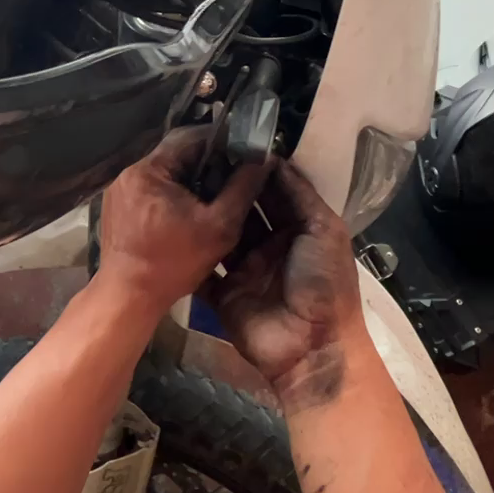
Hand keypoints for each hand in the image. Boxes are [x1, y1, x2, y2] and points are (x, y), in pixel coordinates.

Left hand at [95, 127, 272, 313]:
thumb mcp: (219, 226)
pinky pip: (150, 191)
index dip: (221, 142)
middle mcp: (130, 173)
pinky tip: (186, 214)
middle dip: (205, 164)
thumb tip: (263, 159)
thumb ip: (242, 189)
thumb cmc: (174, 263)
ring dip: (188, 181)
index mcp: (149, 169)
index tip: (243, 152)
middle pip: (175, 155)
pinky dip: (170, 195)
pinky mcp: (116, 208)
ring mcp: (119, 191)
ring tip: (213, 196)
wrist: (128, 297)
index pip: (190, 138)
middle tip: (232, 177)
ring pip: (163, 174)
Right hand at [202, 161, 363, 410]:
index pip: (272, 192)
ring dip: (205, 217)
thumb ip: (299, 194)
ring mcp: (244, 270)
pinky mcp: (224, 293)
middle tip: (195, 159)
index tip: (228, 144)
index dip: (253, 170)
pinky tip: (169, 228)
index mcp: (297, 228)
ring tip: (178, 186)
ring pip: (221, 236)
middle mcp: (269, 245)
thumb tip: (275, 157)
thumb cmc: (324, 283)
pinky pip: (203, 271)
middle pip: (243, 211)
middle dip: (225, 189)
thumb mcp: (323, 230)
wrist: (312, 348)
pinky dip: (188, 255)